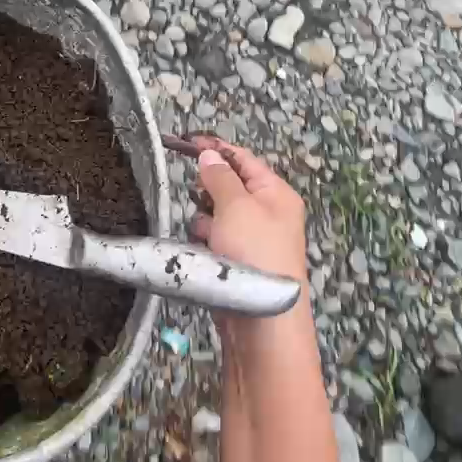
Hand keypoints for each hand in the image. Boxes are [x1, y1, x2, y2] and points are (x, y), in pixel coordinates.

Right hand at [188, 137, 308, 288]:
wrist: (262, 318)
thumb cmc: (253, 251)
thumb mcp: (236, 205)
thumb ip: (220, 176)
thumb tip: (210, 155)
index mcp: (276, 193)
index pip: (243, 159)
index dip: (216, 148)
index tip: (185, 142)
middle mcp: (268, 212)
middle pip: (229, 185)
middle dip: (208, 188)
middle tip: (197, 195)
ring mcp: (254, 237)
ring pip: (217, 211)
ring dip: (205, 217)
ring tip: (205, 232)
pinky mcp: (238, 258)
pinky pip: (215, 235)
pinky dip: (206, 238)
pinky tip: (204, 250)